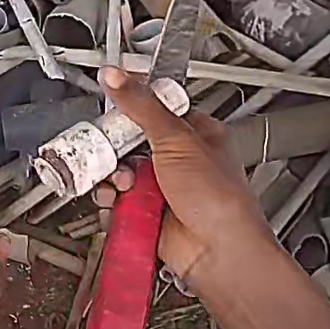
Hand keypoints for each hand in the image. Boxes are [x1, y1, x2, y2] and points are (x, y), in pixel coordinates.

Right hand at [100, 66, 274, 293]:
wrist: (217, 252)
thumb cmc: (218, 198)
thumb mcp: (176, 140)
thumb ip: (141, 106)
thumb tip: (115, 76)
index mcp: (195, 134)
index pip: (154, 110)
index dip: (130, 110)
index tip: (112, 111)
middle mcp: (177, 161)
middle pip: (128, 143)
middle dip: (116, 151)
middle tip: (113, 154)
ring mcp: (160, 189)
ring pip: (118, 173)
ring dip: (113, 179)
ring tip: (125, 186)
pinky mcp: (144, 213)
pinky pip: (115, 201)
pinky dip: (111, 203)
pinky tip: (119, 203)